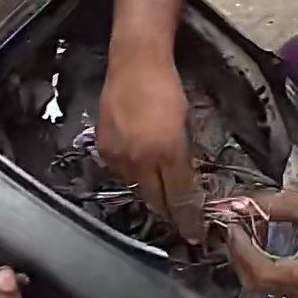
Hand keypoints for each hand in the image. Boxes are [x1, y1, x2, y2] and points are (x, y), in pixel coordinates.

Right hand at [97, 57, 204, 241]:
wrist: (135, 64)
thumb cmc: (167, 88)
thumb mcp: (186, 124)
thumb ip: (182, 156)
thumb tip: (184, 182)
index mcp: (168, 152)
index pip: (179, 197)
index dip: (188, 218)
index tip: (194, 232)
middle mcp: (140, 158)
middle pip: (154, 200)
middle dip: (167, 210)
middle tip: (178, 217)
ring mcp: (118, 154)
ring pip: (134, 188)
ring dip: (148, 192)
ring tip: (157, 189)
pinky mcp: (103, 148)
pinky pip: (119, 172)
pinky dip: (131, 174)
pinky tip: (138, 165)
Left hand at [226, 191, 297, 297]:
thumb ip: (271, 205)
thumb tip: (240, 205)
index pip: (265, 272)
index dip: (243, 251)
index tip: (234, 228)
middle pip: (258, 283)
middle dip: (239, 255)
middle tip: (233, 228)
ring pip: (259, 285)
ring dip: (244, 260)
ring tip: (241, 234)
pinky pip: (267, 282)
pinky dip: (253, 264)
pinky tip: (251, 244)